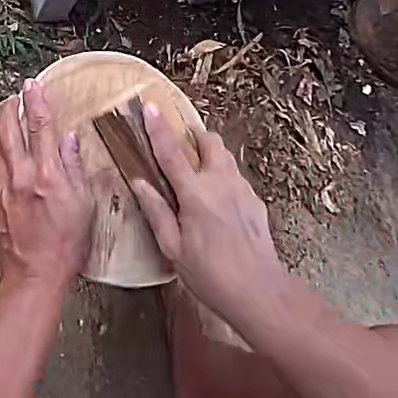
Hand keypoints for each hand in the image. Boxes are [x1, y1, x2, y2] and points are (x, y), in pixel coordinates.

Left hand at [0, 80, 92, 289]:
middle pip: (9, 130)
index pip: (40, 127)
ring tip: (3, 114)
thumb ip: (73, 167)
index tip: (34, 86)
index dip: (36, 102)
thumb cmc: (65, 243)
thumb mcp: (83, 202)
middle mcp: (19, 178)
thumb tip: (68, 139)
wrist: (35, 275)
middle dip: (12, 108)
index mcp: (46, 176)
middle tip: (17, 96)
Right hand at [127, 103, 291, 326]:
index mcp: (195, 194)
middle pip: (208, 141)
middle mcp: (220, 183)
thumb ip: (156, 210)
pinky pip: (235, 177)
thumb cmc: (211, 275)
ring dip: (209, 155)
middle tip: (180, 145)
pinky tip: (216, 201)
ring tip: (196, 174)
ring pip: (224, 156)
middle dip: (194, 136)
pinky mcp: (254, 199)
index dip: (157, 128)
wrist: (258, 290)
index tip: (150, 107)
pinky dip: (223, 177)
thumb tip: (139, 182)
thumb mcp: (173, 248)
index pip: (171, 152)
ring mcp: (241, 188)